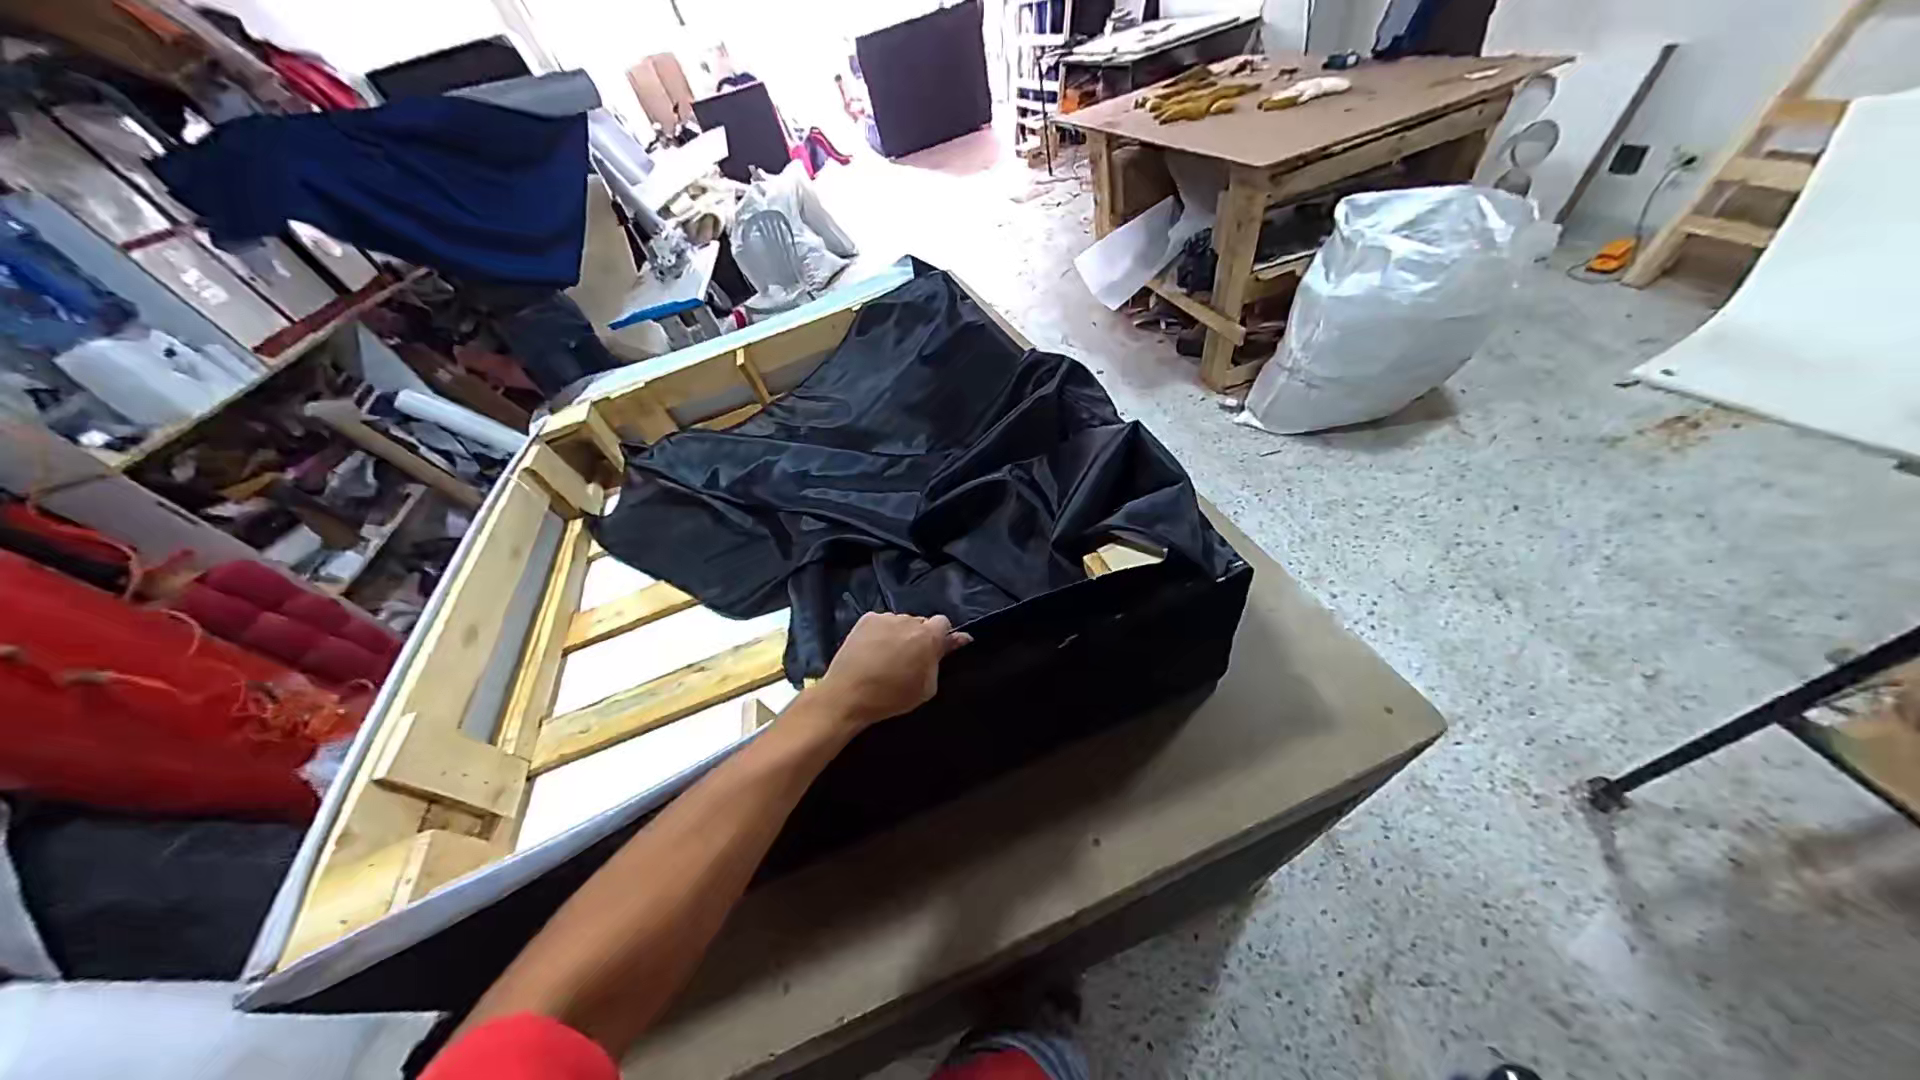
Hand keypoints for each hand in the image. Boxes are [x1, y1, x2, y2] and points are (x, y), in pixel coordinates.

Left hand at [811, 612, 971, 728]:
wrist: (848, 695)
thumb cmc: (892, 697)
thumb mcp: (927, 686)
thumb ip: (942, 659)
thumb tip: (960, 638)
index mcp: (928, 636)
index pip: (944, 622)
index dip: (940, 636)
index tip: (935, 650)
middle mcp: (908, 620)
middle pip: (920, 623)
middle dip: (918, 637)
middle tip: (909, 658)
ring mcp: (885, 618)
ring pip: (900, 622)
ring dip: (899, 634)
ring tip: (887, 656)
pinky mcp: (865, 619)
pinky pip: (882, 622)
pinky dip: (881, 632)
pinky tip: (873, 650)